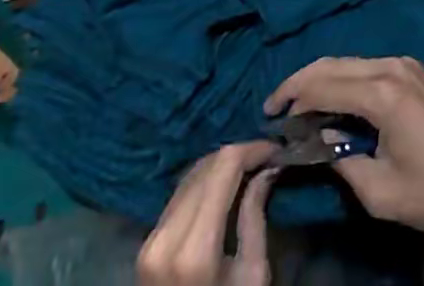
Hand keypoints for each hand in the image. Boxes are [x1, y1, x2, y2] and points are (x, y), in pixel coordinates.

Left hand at [136, 142, 279, 285]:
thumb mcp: (253, 273)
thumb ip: (255, 216)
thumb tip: (267, 169)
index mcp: (194, 248)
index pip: (223, 167)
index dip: (253, 149)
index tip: (277, 150)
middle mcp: (165, 237)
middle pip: (205, 166)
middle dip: (239, 154)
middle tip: (267, 158)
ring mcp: (150, 240)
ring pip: (190, 176)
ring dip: (222, 165)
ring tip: (250, 168)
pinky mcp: (146, 243)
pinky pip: (179, 195)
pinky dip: (205, 182)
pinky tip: (226, 185)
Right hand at [263, 57, 423, 238]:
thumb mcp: (378, 190)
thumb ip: (340, 160)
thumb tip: (317, 141)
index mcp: (384, 93)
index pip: (323, 86)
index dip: (291, 100)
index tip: (268, 118)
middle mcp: (393, 68)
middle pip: (334, 64)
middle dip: (301, 83)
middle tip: (275, 109)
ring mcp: (407, 66)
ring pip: (350, 62)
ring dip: (323, 80)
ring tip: (300, 110)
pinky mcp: (415, 73)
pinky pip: (368, 68)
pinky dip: (345, 81)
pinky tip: (334, 103)